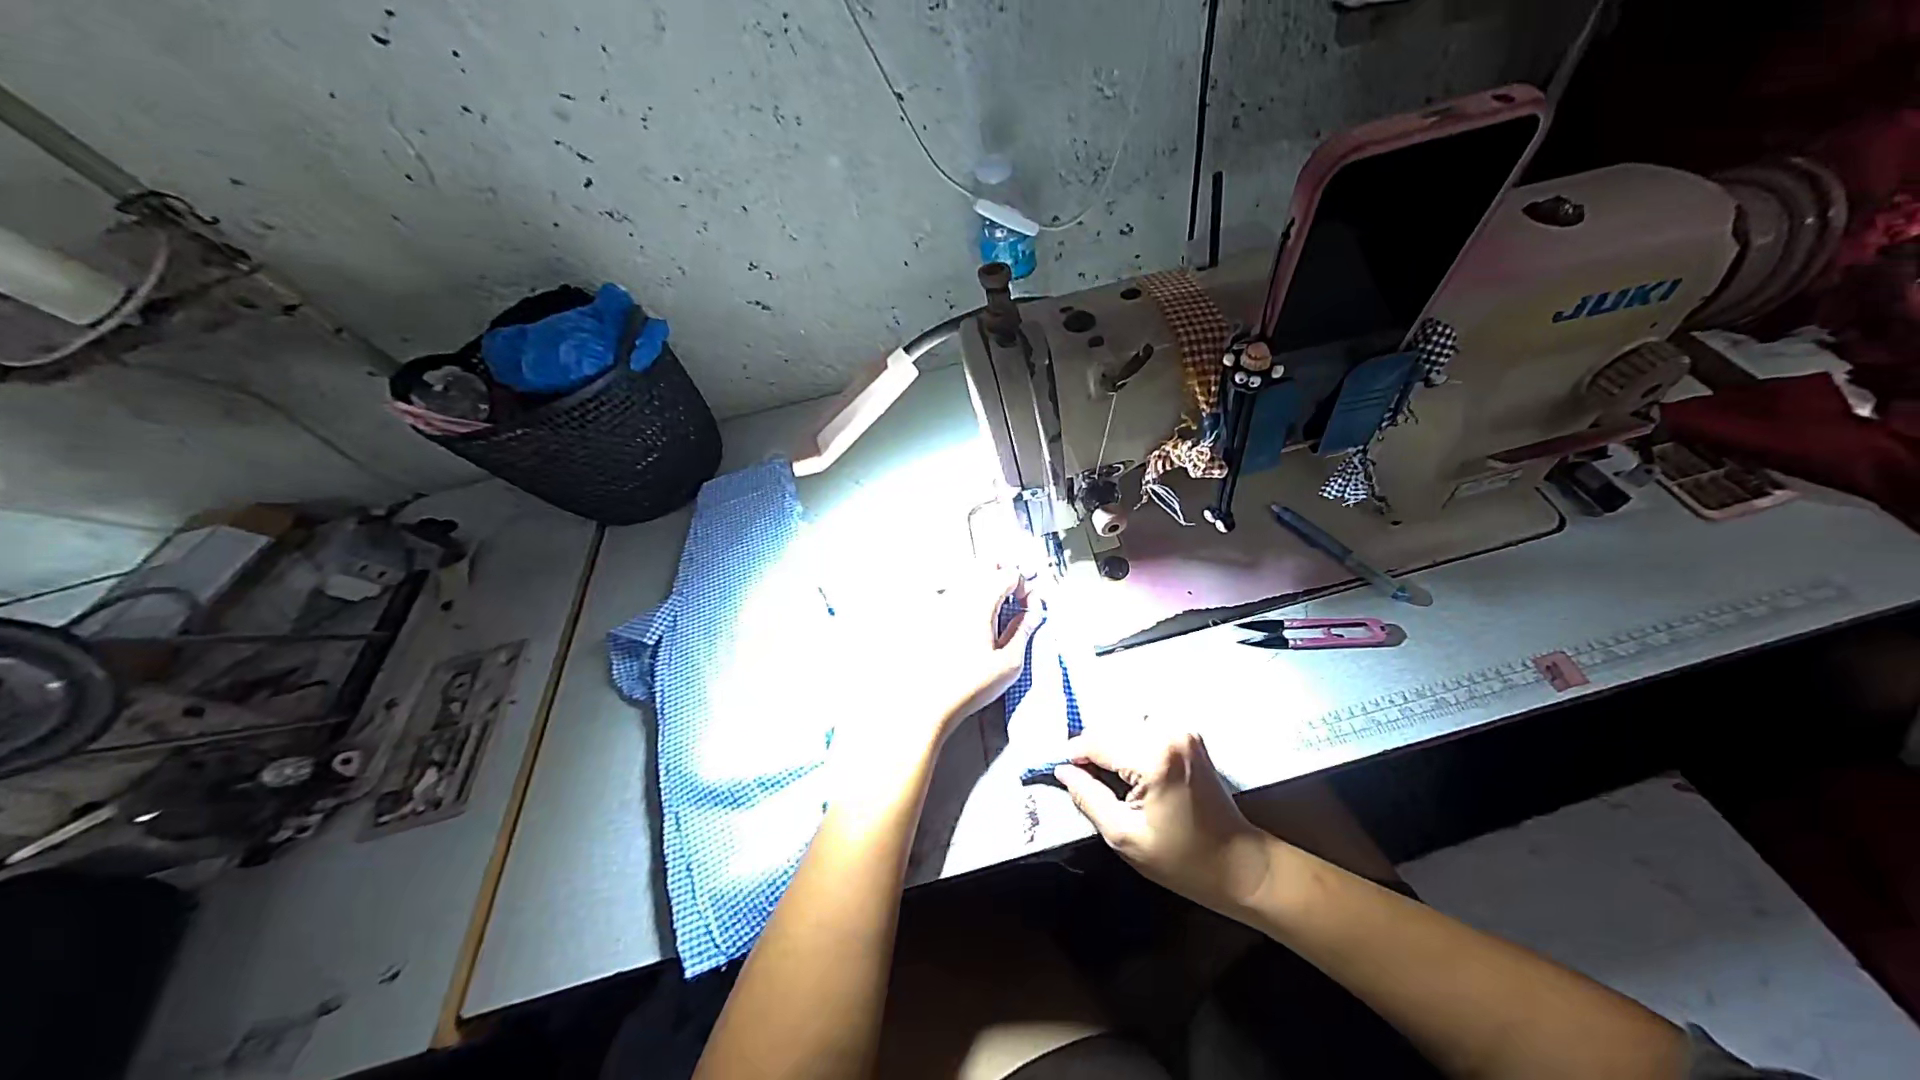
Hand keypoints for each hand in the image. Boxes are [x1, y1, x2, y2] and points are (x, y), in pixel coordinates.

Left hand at [838, 570, 1036, 771]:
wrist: (928, 704)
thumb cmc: (968, 687)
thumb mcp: (1009, 663)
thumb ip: (1023, 631)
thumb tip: (1033, 613)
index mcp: (980, 604)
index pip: (1008, 574)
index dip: (1024, 584)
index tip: (1029, 601)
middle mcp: (958, 597)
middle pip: (985, 565)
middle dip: (1005, 572)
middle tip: (1016, 590)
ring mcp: (941, 604)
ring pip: (967, 574)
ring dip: (986, 579)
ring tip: (998, 599)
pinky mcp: (929, 615)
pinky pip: (949, 589)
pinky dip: (967, 591)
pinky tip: (972, 611)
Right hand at [1054, 729, 1274, 916]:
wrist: (1240, 864)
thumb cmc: (1182, 859)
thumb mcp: (1123, 836)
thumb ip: (1087, 796)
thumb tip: (1063, 770)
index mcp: (1153, 756)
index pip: (1095, 741)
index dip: (1074, 756)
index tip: (1063, 773)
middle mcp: (1168, 732)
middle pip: (1110, 727)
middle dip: (1092, 750)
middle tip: (1083, 780)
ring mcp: (1182, 730)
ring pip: (1125, 724)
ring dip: (1111, 745)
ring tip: (1108, 777)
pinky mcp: (1189, 735)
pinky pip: (1145, 727)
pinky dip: (1130, 743)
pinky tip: (1130, 770)